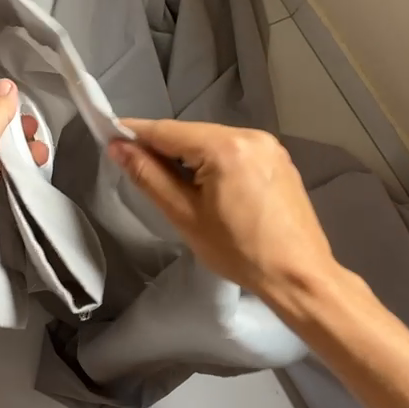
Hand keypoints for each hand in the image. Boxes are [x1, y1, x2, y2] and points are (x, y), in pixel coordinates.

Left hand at [0, 79, 48, 300]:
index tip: (35, 129)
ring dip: (23, 182)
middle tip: (41, 157)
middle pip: (0, 156)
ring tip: (40, 181)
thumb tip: (4, 86)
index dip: (14, 125)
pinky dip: (17, 207)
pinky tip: (31, 206)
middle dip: (24, 154)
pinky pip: (4, 210)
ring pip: (4, 184)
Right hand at [108, 119, 340, 313]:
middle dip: (162, 149)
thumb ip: (148, 175)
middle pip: (189, 133)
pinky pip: (232, 150)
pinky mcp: (277, 159)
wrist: (299, 277)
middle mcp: (249, 135)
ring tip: (175, 186)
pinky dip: (212, 161)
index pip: (166, 130)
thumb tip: (118, 147)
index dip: (134, 133)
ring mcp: (268, 146)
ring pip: (210, 141)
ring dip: (187, 156)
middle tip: (138, 170)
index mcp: (225, 147)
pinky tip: (207, 188)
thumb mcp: (184, 215)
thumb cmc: (240, 252)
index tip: (109, 137)